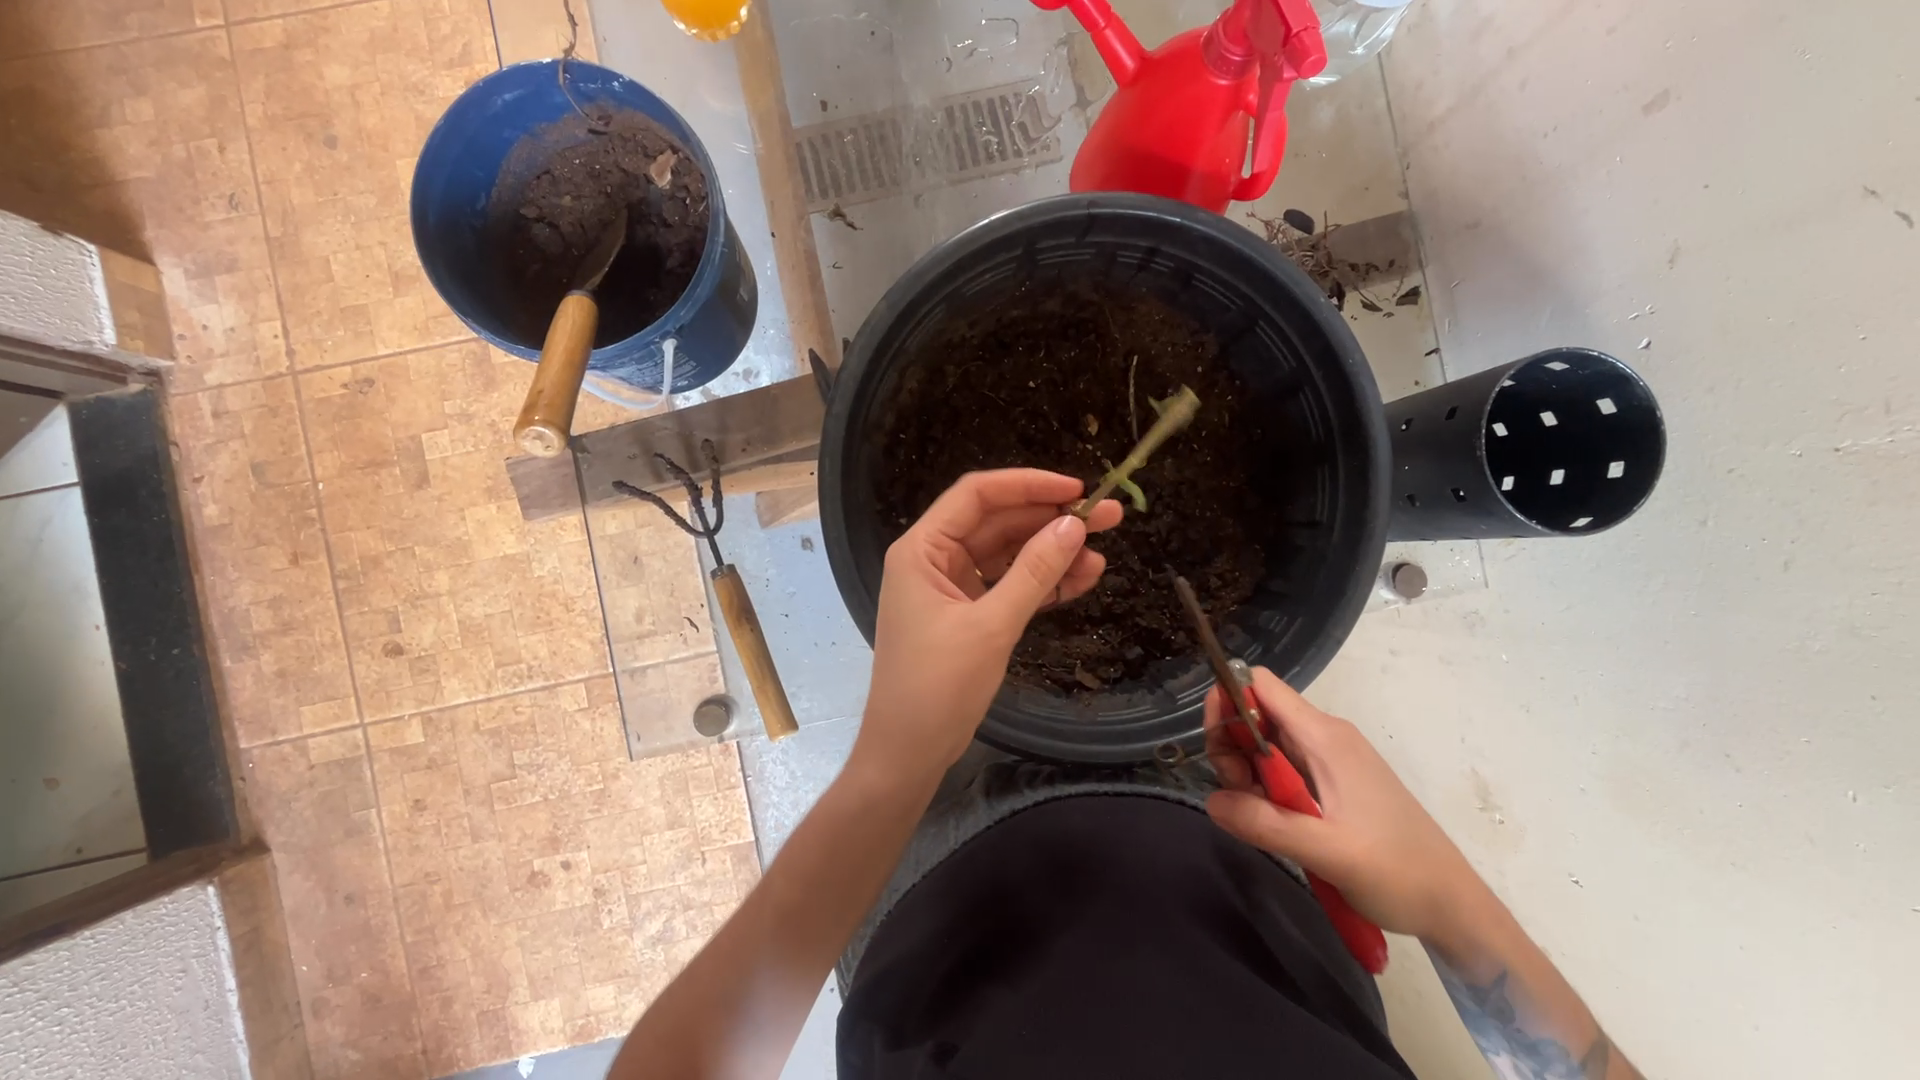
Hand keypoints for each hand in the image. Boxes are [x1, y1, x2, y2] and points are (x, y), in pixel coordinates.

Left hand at [856, 470, 1122, 782]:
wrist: (908, 753)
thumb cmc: (937, 687)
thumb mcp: (991, 626)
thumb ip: (1034, 573)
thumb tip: (1074, 526)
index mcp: (922, 550)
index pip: (977, 496)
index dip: (1028, 486)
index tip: (1077, 490)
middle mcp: (934, 560)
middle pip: (999, 524)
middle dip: (1051, 521)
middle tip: (1110, 518)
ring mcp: (952, 588)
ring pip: (1009, 556)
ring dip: (1053, 555)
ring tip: (1102, 557)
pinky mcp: (968, 616)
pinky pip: (1010, 587)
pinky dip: (1042, 584)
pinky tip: (1083, 580)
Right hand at [1204, 667, 1494, 944]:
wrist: (1452, 905)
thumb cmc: (1397, 871)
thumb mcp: (1327, 851)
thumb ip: (1266, 823)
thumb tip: (1212, 800)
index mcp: (1325, 737)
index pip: (1260, 686)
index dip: (1229, 700)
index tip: (1216, 745)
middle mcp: (1325, 738)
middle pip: (1256, 716)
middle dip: (1232, 747)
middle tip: (1237, 795)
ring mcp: (1329, 762)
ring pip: (1266, 746)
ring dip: (1247, 774)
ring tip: (1258, 816)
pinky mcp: (1332, 785)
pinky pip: (1282, 770)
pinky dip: (1265, 790)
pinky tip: (1274, 824)